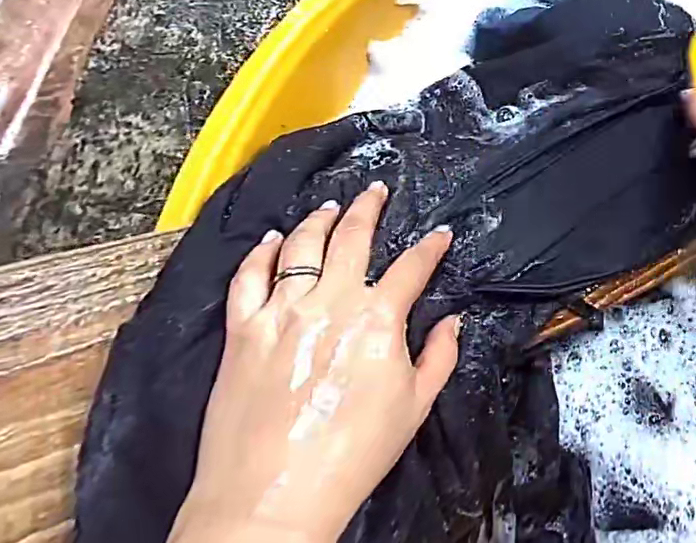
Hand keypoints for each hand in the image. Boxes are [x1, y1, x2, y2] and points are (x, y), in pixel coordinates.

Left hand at [169, 184, 460, 542]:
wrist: (269, 504)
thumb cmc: (352, 455)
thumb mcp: (415, 407)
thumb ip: (440, 355)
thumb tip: (452, 321)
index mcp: (377, 318)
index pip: (412, 265)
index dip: (431, 245)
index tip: (440, 235)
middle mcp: (331, 302)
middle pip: (351, 237)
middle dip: (368, 207)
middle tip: (376, 190)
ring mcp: (282, 314)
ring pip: (301, 247)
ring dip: (318, 220)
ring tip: (329, 207)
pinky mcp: (242, 334)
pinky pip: (248, 280)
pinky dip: (261, 254)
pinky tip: (273, 240)